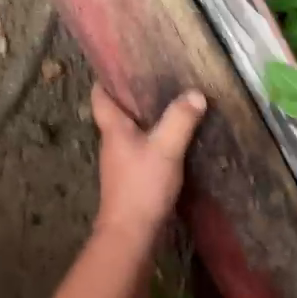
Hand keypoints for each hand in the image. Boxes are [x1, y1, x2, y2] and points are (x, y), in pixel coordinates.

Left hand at [91, 85, 207, 240]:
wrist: (130, 234)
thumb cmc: (141, 187)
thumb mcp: (165, 148)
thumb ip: (180, 120)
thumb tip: (196, 93)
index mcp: (113, 129)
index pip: (100, 96)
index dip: (106, 78)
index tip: (121, 63)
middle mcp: (114, 142)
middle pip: (118, 111)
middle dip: (134, 95)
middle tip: (159, 77)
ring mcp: (122, 161)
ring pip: (133, 131)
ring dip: (148, 118)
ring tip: (173, 102)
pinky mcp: (134, 178)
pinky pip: (144, 148)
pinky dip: (157, 139)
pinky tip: (177, 138)